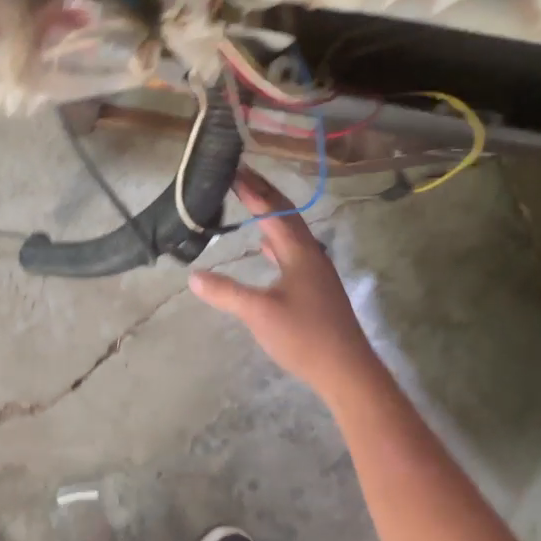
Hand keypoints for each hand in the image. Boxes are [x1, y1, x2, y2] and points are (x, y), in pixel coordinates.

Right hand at [189, 167, 379, 400]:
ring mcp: (316, 270)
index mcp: (299, 252)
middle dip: (263, 192)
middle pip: (286, 214)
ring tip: (249, 200)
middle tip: (240, 173)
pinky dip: (276, 237)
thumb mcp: (259, 313)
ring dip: (270, 213)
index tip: (231, 169)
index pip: (272, 211)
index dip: (251, 190)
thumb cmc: (304, 337)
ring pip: (291, 231)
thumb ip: (226, 292)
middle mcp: (311, 253)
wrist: (347, 370)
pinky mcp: (316, 287)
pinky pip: (293, 249)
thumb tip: (193, 276)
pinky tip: (266, 245)